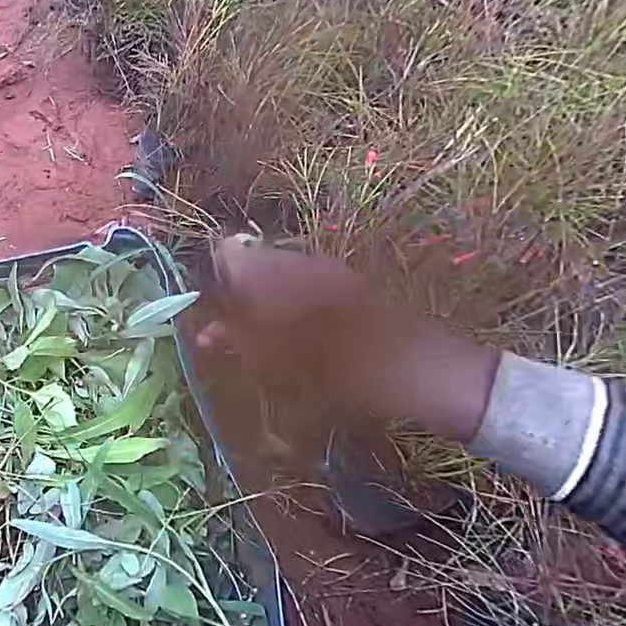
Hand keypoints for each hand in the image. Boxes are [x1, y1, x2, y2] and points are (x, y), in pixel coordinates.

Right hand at [196, 234, 498, 442]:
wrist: (421, 371)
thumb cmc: (342, 370)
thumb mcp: (279, 362)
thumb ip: (237, 339)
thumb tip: (204, 331)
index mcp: (279, 271)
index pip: (229, 254)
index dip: (216, 281)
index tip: (214, 313)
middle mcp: (301, 260)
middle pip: (253, 262)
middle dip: (238, 292)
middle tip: (236, 331)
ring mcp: (327, 268)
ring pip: (278, 274)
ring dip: (264, 300)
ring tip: (266, 337)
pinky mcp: (346, 282)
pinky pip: (303, 283)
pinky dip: (290, 303)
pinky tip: (298, 334)